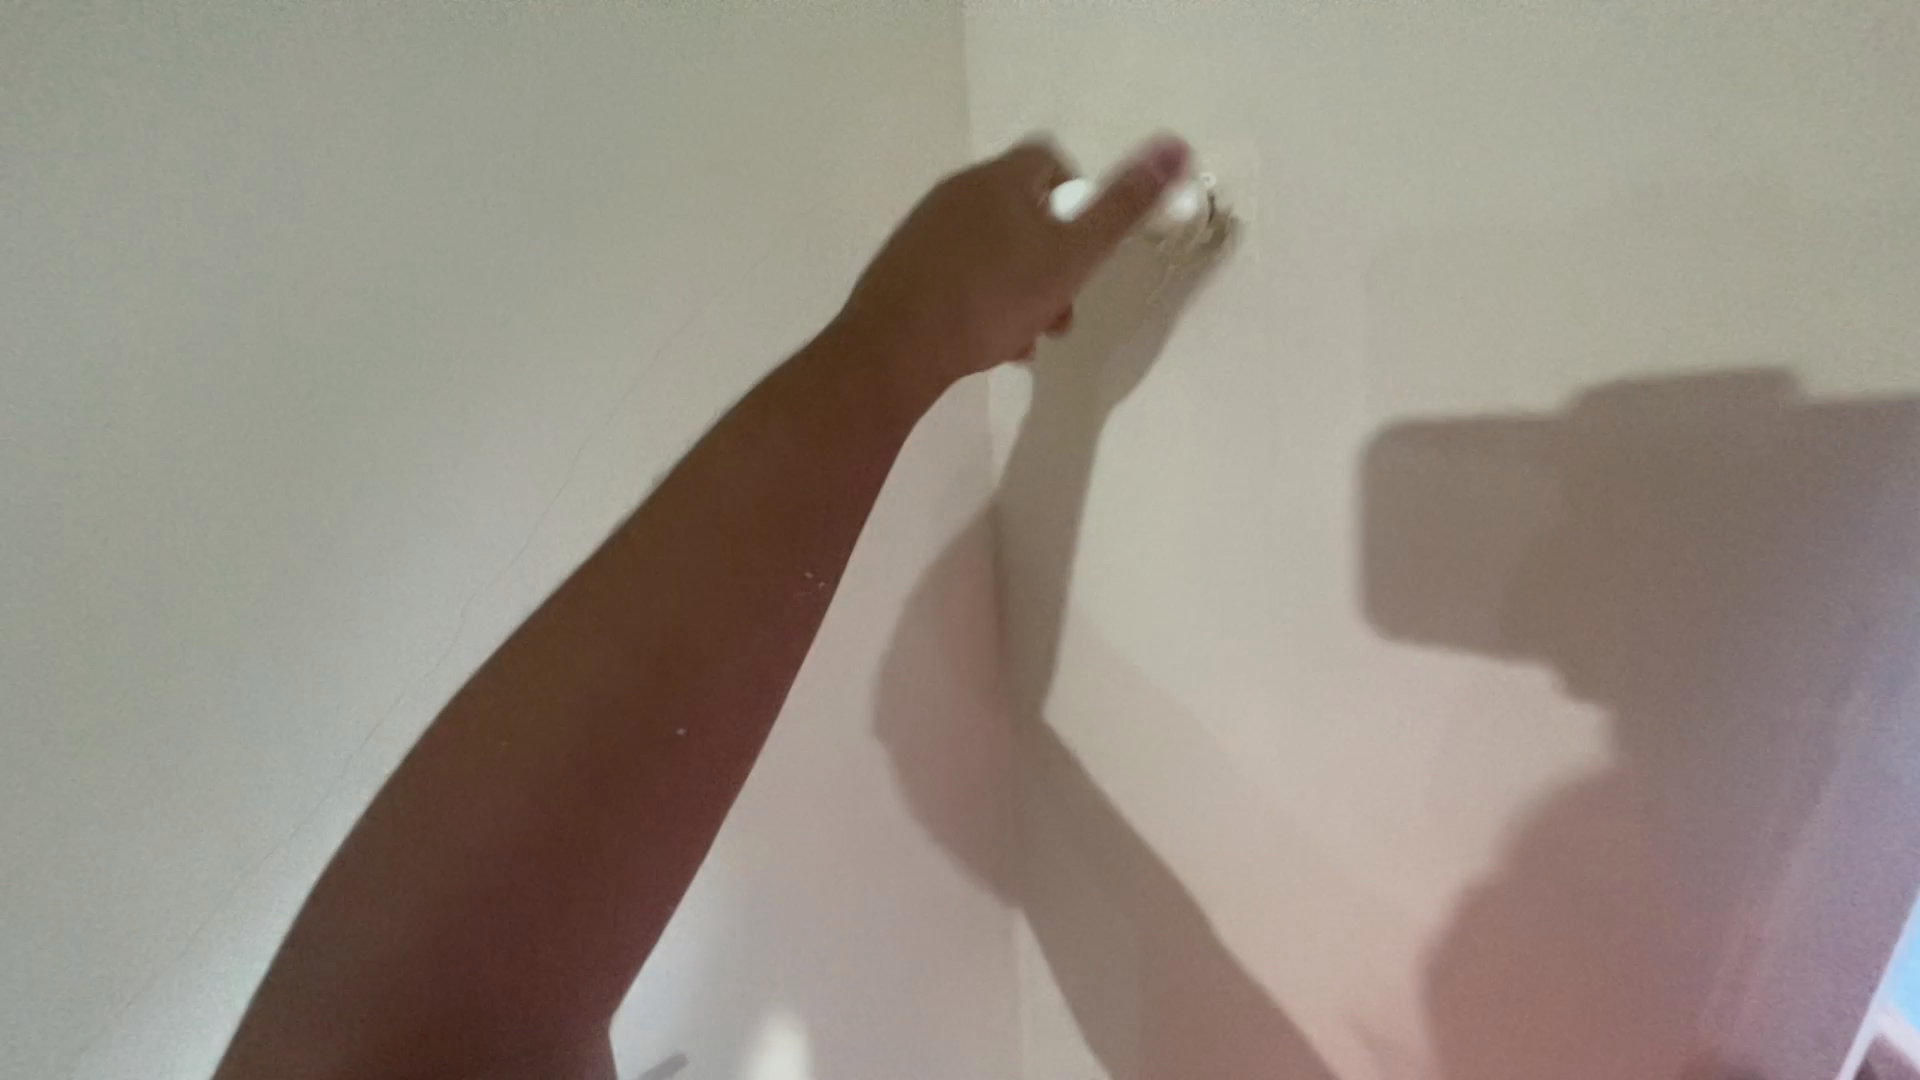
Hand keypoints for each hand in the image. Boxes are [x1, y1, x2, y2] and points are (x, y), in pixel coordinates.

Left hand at [839, 134, 1189, 390]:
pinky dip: (982, 307)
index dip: (1079, 203)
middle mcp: (960, 193)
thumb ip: (1122, 208)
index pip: (1051, 163)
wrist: (896, 348)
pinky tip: (988, 347)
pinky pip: (959, 280)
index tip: (1085, 251)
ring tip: (1025, 343)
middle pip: (1023, 217)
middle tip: (1060, 313)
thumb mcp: (1070, 258)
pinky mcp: (904, 270)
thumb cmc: (992, 300)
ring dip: (1020, 295)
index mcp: (1002, 178)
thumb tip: (1177, 146)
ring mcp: (927, 232)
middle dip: (1051, 265)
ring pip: (993, 256)